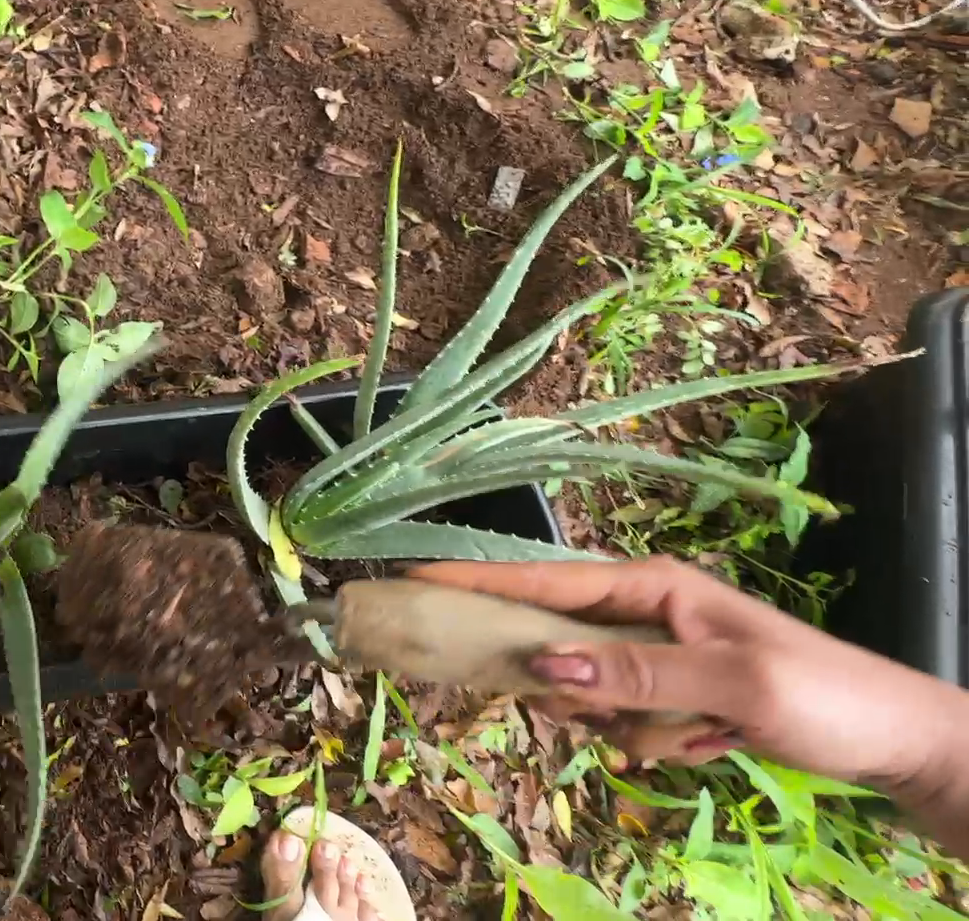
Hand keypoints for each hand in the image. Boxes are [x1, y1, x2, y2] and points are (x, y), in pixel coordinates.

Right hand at [410, 557, 968, 798]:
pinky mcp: (660, 685)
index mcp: (645, 585)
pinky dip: (641, 734)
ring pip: (580, 681)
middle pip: (551, 634)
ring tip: (681, 734)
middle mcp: (636, 609)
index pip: (539, 580)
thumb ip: (634, 672)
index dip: (474, 580)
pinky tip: (697, 744)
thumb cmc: (827, 695)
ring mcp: (647, 647)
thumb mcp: (732, 684)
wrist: (910, 745)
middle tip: (590, 710)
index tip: (414, 579)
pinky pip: (612, 710)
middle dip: (563, 678)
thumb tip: (540, 664)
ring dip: (615, 717)